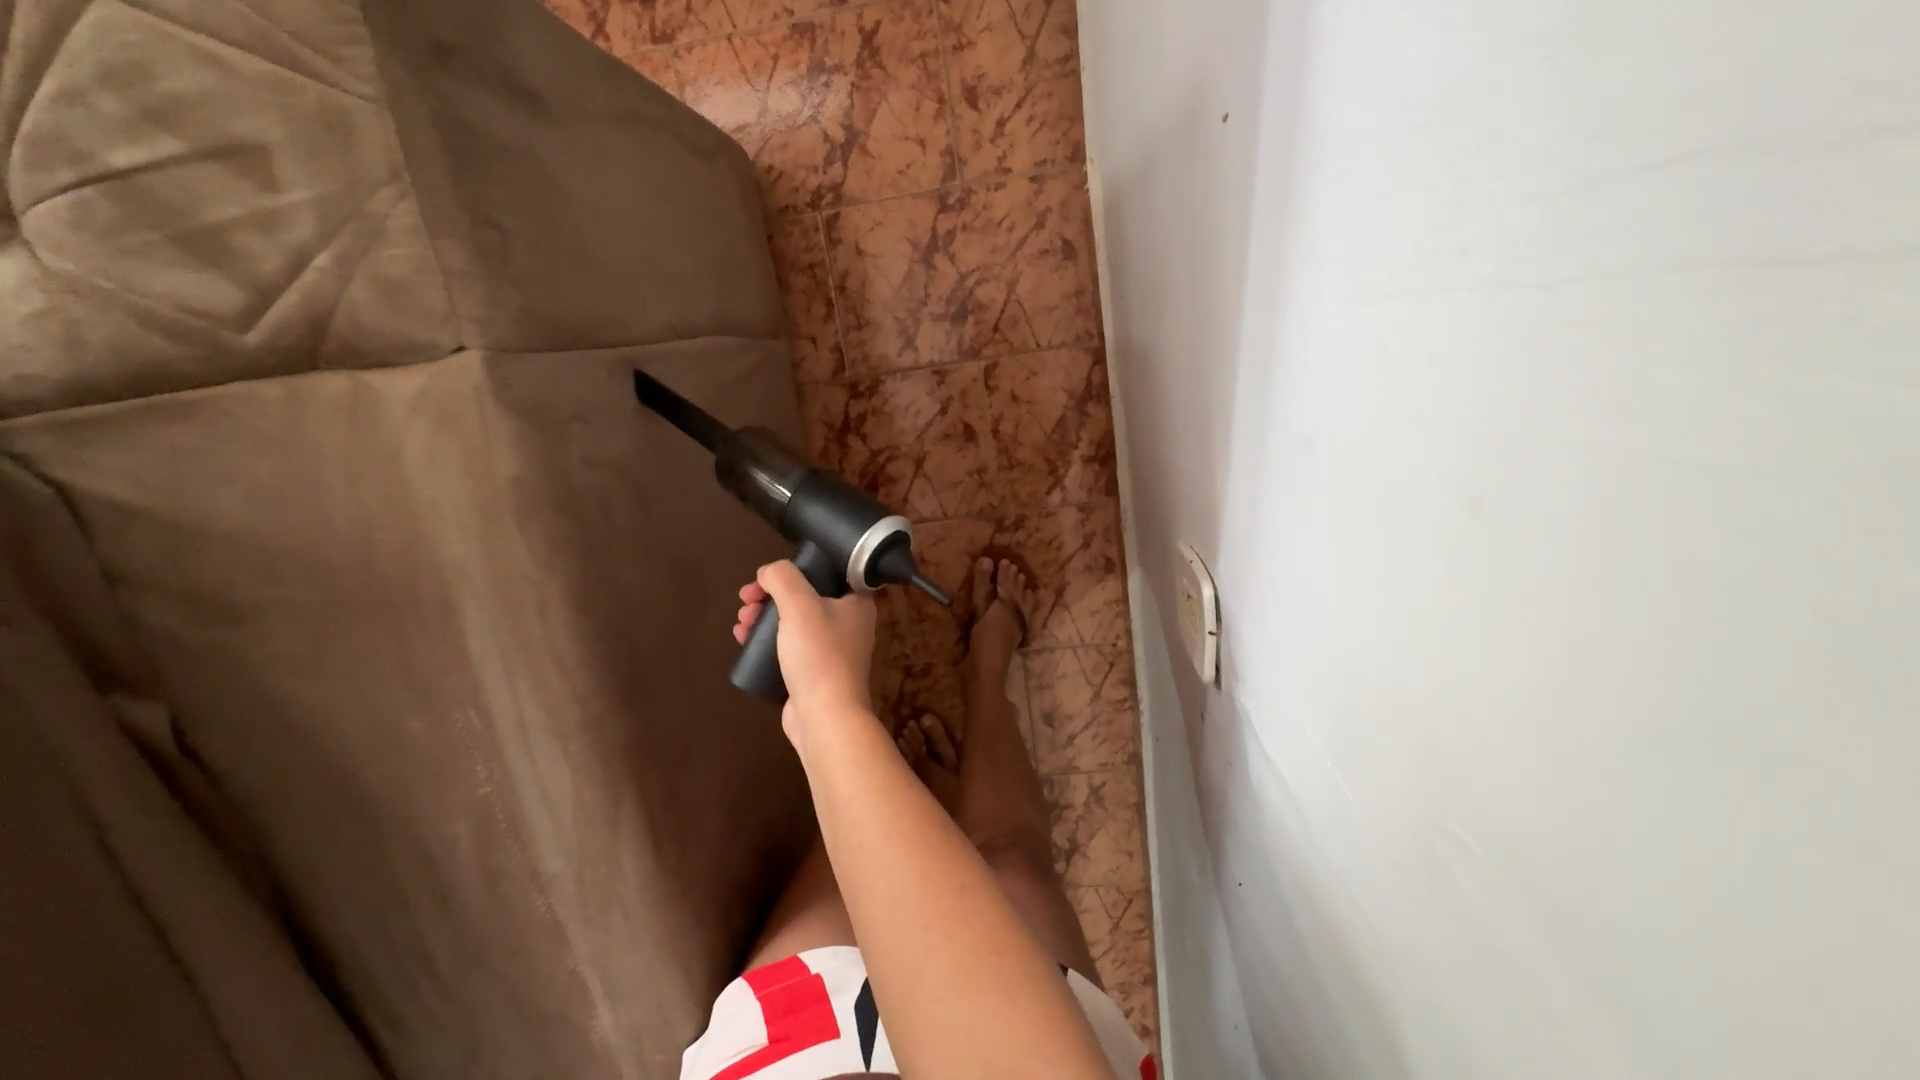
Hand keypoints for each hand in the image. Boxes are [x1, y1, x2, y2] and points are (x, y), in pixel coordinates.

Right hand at [734, 561, 877, 744]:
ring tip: (741, 624)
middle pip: (803, 598)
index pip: (825, 572)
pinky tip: (744, 641)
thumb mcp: (799, 604)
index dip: (793, 570)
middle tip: (745, 601)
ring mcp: (832, 650)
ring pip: (792, 623)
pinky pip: (788, 648)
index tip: (764, 578)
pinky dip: (767, 642)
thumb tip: (767, 572)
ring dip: (763, 618)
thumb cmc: (818, 654)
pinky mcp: (815, 673)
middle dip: (769, 597)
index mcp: (856, 602)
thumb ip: (782, 577)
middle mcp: (848, 624)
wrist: (824, 716)